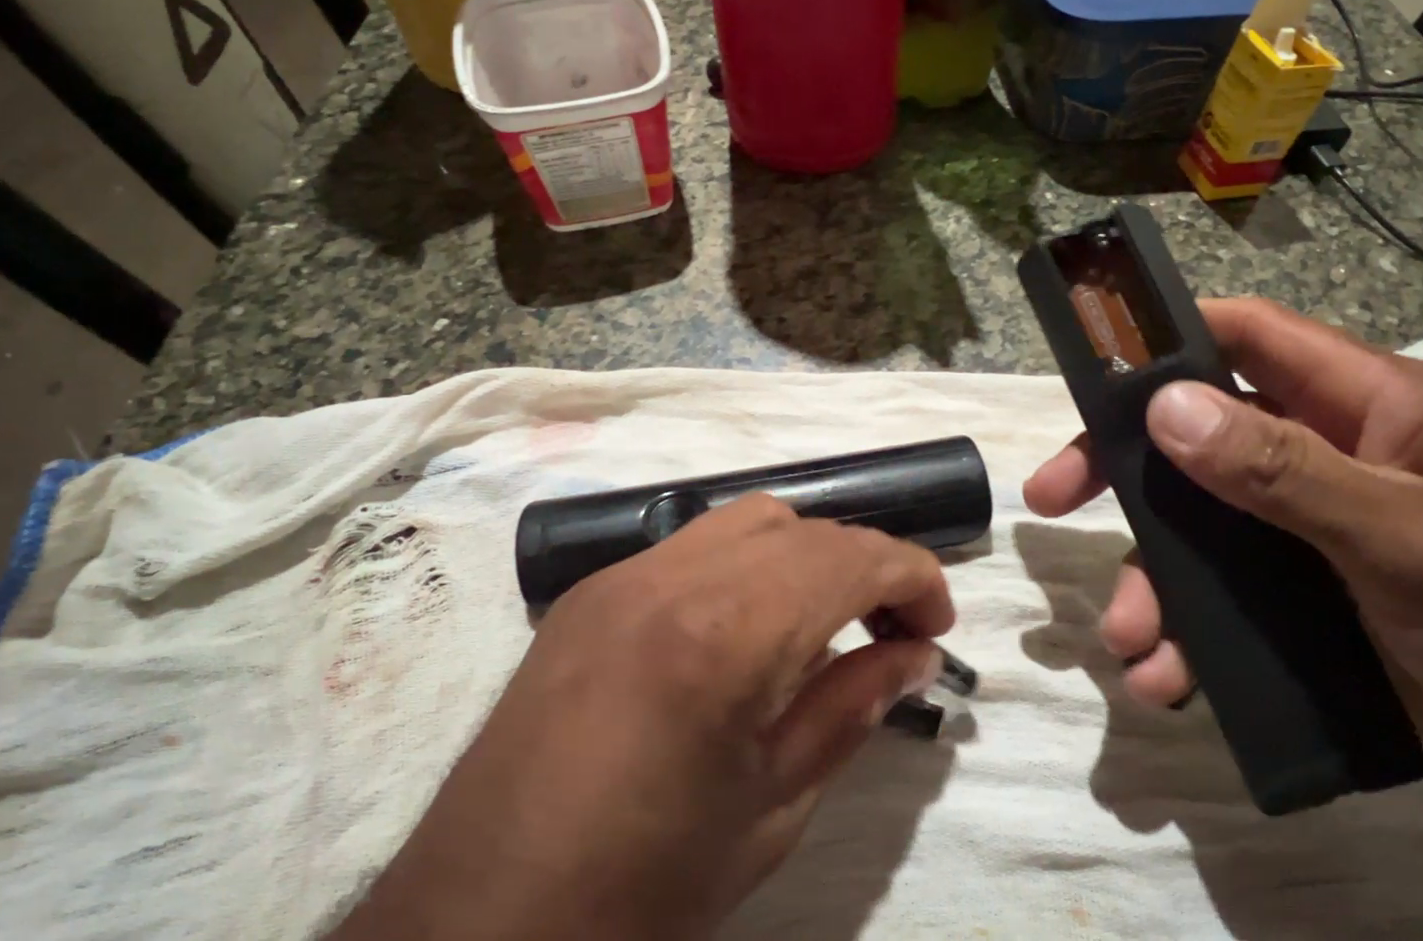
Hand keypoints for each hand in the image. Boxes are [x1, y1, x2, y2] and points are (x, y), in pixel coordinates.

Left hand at [331, 495, 951, 940]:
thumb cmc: (645, 883)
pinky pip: (690, 546)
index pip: (848, 558)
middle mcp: (669, 579)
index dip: (912, 576)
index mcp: (725, 635)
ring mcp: (618, 578)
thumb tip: (912, 654)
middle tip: (891, 634)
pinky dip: (745, 564)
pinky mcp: (586, 594)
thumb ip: (851, 708)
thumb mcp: (774, 807)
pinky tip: (747, 629)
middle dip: (864, 565)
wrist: (484, 919)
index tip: (938, 625)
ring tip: (822, 625)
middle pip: (801, 527)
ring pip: (745, 521)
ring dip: (804, 556)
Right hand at [1023, 298, 1422, 851]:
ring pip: (1208, 534)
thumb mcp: (1410, 539)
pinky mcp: (1322, 606)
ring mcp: (1326, 537)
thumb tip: (1166, 405)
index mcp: (1376, 407)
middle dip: (1126, 476)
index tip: (1086, 370)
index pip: (1251, 339)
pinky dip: (1193, 637)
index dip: (1167, 339)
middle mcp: (1340, 458)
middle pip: (1204, 439)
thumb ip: (1285, 471)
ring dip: (1156, 584)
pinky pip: (1234, 602)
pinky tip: (1170, 682)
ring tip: (1131, 650)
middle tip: (1051, 501)